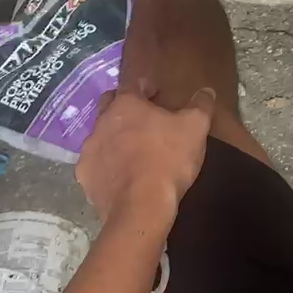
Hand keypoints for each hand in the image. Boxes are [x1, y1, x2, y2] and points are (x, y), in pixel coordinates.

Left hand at [76, 84, 216, 224]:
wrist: (141, 207)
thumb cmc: (168, 159)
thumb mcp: (195, 128)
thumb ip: (200, 105)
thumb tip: (206, 91)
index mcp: (126, 105)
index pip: (132, 84)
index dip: (145, 86)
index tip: (156, 94)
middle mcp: (102, 122)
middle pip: (109, 105)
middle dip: (124, 107)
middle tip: (143, 118)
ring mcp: (90, 151)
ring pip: (100, 135)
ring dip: (114, 137)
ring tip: (132, 149)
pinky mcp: (85, 178)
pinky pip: (95, 164)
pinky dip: (106, 165)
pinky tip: (120, 175)